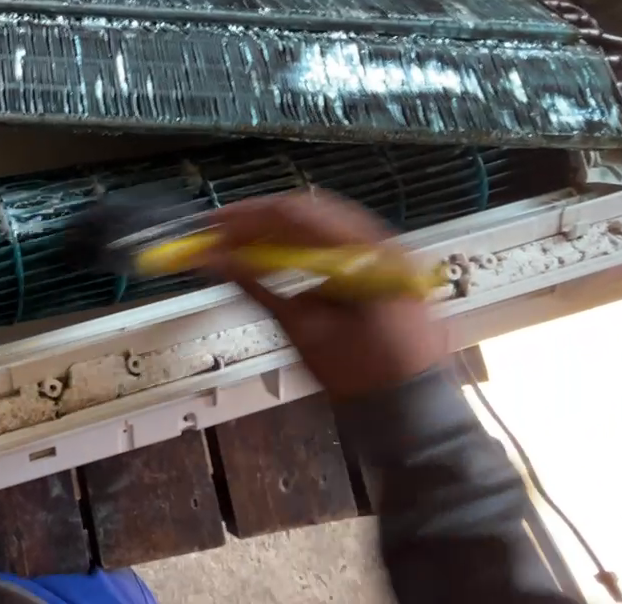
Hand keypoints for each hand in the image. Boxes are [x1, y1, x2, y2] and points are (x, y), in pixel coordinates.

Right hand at [198, 191, 444, 401]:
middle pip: (305, 213)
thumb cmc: (360, 373)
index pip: (297, 214)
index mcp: (366, 254)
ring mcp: (382, 252)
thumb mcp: (302, 328)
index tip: (214, 223)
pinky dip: (292, 245)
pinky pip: (326, 240)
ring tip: (234, 245)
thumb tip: (211, 258)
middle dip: (255, 222)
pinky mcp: (375, 265)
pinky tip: (265, 257)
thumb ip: (257, 285)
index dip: (248, 216)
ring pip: (314, 223)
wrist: (410, 409)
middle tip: (217, 234)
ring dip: (271, 233)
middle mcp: (380, 243)